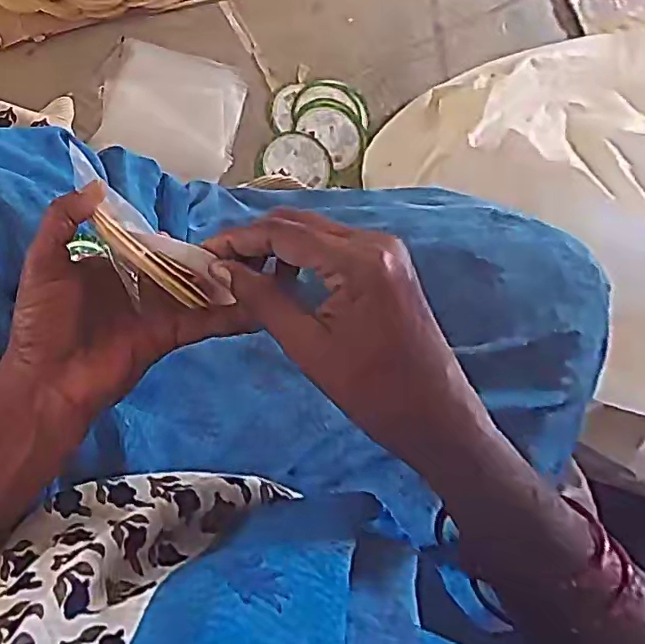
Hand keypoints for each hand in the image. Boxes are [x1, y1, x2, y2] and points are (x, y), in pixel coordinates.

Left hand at [0, 184, 253, 431]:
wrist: (47, 382)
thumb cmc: (42, 321)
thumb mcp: (43, 261)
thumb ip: (63, 219)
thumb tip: (98, 187)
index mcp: (109, 265)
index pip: (144, 241)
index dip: (168, 232)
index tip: (195, 217)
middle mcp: (136, 285)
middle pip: (177, 263)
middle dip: (204, 253)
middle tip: (243, 240)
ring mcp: (155, 310)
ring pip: (196, 288)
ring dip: (224, 278)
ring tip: (262, 263)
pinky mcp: (168, 335)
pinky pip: (203, 321)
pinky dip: (229, 315)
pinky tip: (257, 305)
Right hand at [203, 209, 496, 476]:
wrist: (438, 420)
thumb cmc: (373, 391)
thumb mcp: (307, 345)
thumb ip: (261, 298)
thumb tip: (221, 268)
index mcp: (359, 260)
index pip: (284, 233)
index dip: (239, 239)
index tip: (206, 251)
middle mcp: (373, 242)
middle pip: (297, 223)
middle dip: (254, 239)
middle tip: (218, 261)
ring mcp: (383, 250)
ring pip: (312, 231)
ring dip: (275, 246)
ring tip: (242, 272)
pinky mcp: (385, 262)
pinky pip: (330, 246)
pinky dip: (299, 255)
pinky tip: (279, 278)